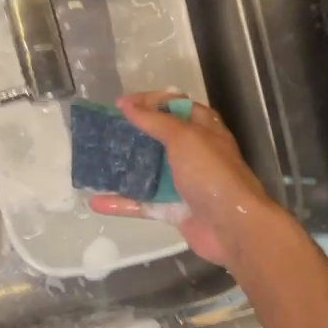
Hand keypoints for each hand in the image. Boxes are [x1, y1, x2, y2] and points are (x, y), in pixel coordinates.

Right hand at [88, 92, 283, 266]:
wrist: (233, 226)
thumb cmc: (211, 174)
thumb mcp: (184, 138)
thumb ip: (155, 120)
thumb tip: (127, 104)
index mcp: (203, 129)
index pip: (175, 105)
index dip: (150, 101)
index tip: (120, 105)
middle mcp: (194, 153)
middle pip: (159, 138)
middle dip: (132, 134)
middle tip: (105, 131)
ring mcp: (183, 183)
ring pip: (148, 172)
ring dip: (123, 169)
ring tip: (95, 162)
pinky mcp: (173, 210)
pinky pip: (143, 203)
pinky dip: (121, 203)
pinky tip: (96, 202)